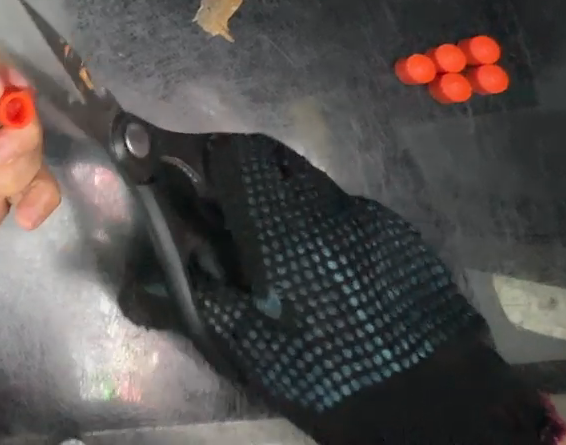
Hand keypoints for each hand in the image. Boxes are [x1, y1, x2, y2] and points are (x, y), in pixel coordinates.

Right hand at [121, 134, 564, 444]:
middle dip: (240, 165)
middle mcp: (324, 206)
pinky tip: (320, 261)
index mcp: (279, 228)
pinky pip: (346, 208)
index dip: (205, 151)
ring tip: (271, 235)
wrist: (438, 413)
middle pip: (273, 156)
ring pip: (309, 180)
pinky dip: (319, 218)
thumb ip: (188, 302)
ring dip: (280, 191)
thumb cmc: (327, 374)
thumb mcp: (249, 346)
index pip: (235, 154)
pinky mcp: (403, 238)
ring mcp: (370, 219)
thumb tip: (128, 288)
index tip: (184, 165)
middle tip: (223, 198)